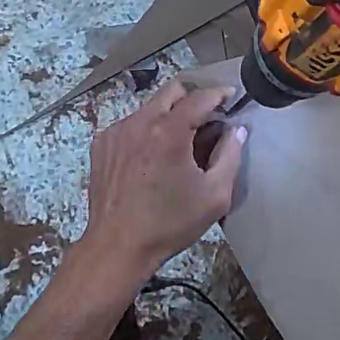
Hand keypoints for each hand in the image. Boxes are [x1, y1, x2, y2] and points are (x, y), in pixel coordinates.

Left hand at [77, 82, 245, 285]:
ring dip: (169, 116)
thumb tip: (237, 130)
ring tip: (178, 144)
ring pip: (150, 107)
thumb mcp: (215, 195)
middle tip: (207, 118)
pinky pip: (131, 124)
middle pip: (173, 91)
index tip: (231, 95)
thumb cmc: (169, 224)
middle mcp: (140, 121)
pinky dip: (147, 131)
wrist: (116, 248)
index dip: (220, 93)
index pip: (200, 97)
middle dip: (193, 98)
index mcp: (169, 130)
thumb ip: (231, 155)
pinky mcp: (102, 144)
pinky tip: (152, 157)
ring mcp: (117, 131)